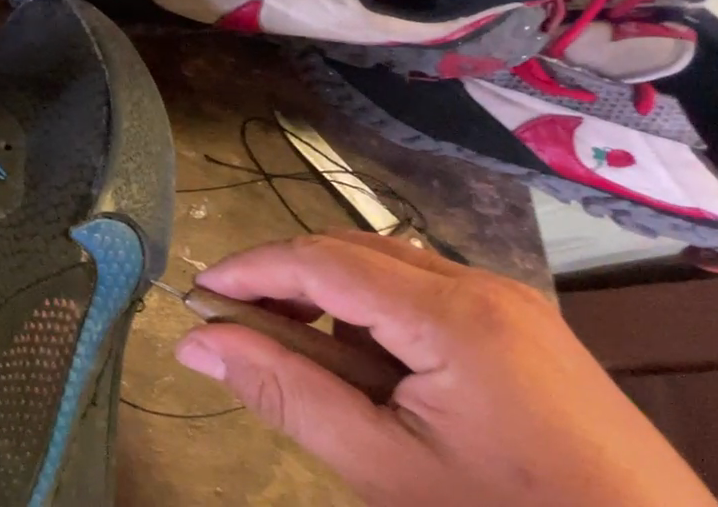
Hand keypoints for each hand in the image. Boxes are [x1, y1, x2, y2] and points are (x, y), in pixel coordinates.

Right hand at [173, 232, 715, 506]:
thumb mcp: (384, 467)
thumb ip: (283, 393)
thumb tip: (193, 343)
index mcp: (452, 314)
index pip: (320, 259)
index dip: (248, 269)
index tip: (195, 297)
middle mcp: (482, 285)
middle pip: (350, 250)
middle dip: (283, 277)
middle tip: (235, 325)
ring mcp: (510, 303)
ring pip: (384, 266)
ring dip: (325, 292)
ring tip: (291, 345)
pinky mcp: (523, 328)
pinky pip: (421, 292)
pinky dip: (370, 311)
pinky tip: (361, 362)